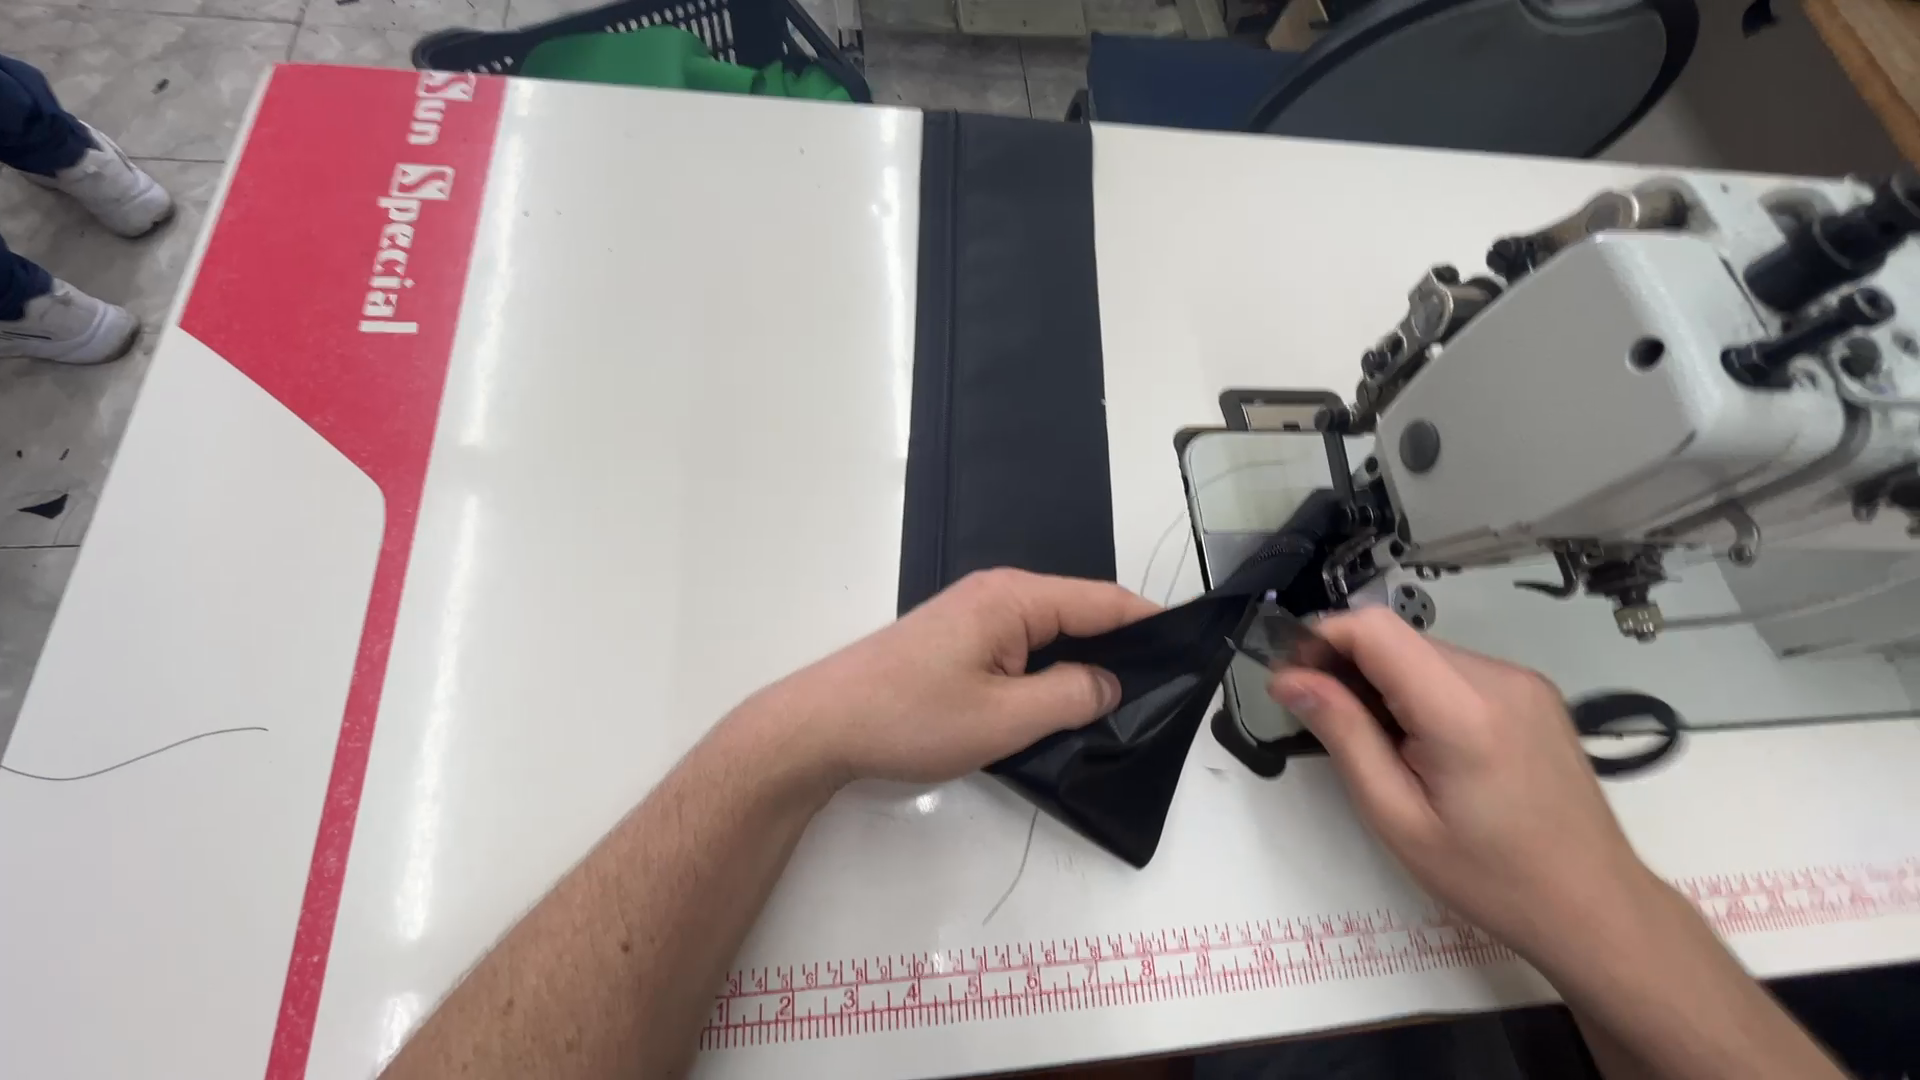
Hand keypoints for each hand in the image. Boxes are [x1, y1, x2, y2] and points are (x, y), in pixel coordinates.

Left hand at [752, 569, 1157, 787]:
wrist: (823, 724)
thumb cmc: (913, 717)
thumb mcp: (1005, 718)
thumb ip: (1070, 697)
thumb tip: (1112, 683)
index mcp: (1014, 598)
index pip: (1103, 601)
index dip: (1152, 624)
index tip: (1192, 652)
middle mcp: (997, 594)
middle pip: (1079, 613)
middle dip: (1121, 647)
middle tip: (1162, 693)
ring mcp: (974, 615)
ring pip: (1050, 633)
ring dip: (1083, 662)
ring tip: (1121, 704)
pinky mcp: (958, 639)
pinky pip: (1022, 646)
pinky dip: (1050, 669)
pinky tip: (1063, 701)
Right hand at [1268, 608, 1659, 966]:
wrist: (1597, 909)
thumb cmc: (1489, 876)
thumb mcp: (1395, 815)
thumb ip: (1342, 734)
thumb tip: (1288, 679)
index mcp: (1463, 711)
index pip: (1374, 629)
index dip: (1321, 640)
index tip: (1293, 681)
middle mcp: (1498, 678)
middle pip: (1394, 638)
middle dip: (1346, 666)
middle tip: (1324, 721)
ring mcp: (1522, 682)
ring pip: (1419, 650)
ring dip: (1381, 680)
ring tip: (1378, 743)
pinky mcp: (1532, 692)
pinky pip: (1450, 668)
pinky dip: (1416, 689)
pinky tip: (1420, 742)